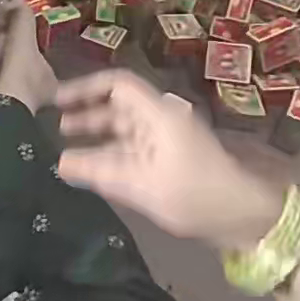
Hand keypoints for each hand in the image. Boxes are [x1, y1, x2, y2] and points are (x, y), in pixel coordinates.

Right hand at [54, 70, 283, 249]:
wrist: (242, 215)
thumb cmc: (193, 193)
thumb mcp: (141, 184)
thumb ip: (97, 172)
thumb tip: (60, 163)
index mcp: (157, 114)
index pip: (117, 85)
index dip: (85, 87)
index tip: (58, 100)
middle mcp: (160, 119)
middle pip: (118, 106)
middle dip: (86, 113)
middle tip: (56, 125)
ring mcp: (166, 138)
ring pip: (124, 129)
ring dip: (97, 135)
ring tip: (68, 147)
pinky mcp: (169, 158)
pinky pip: (133, 147)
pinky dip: (111, 153)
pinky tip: (93, 168)